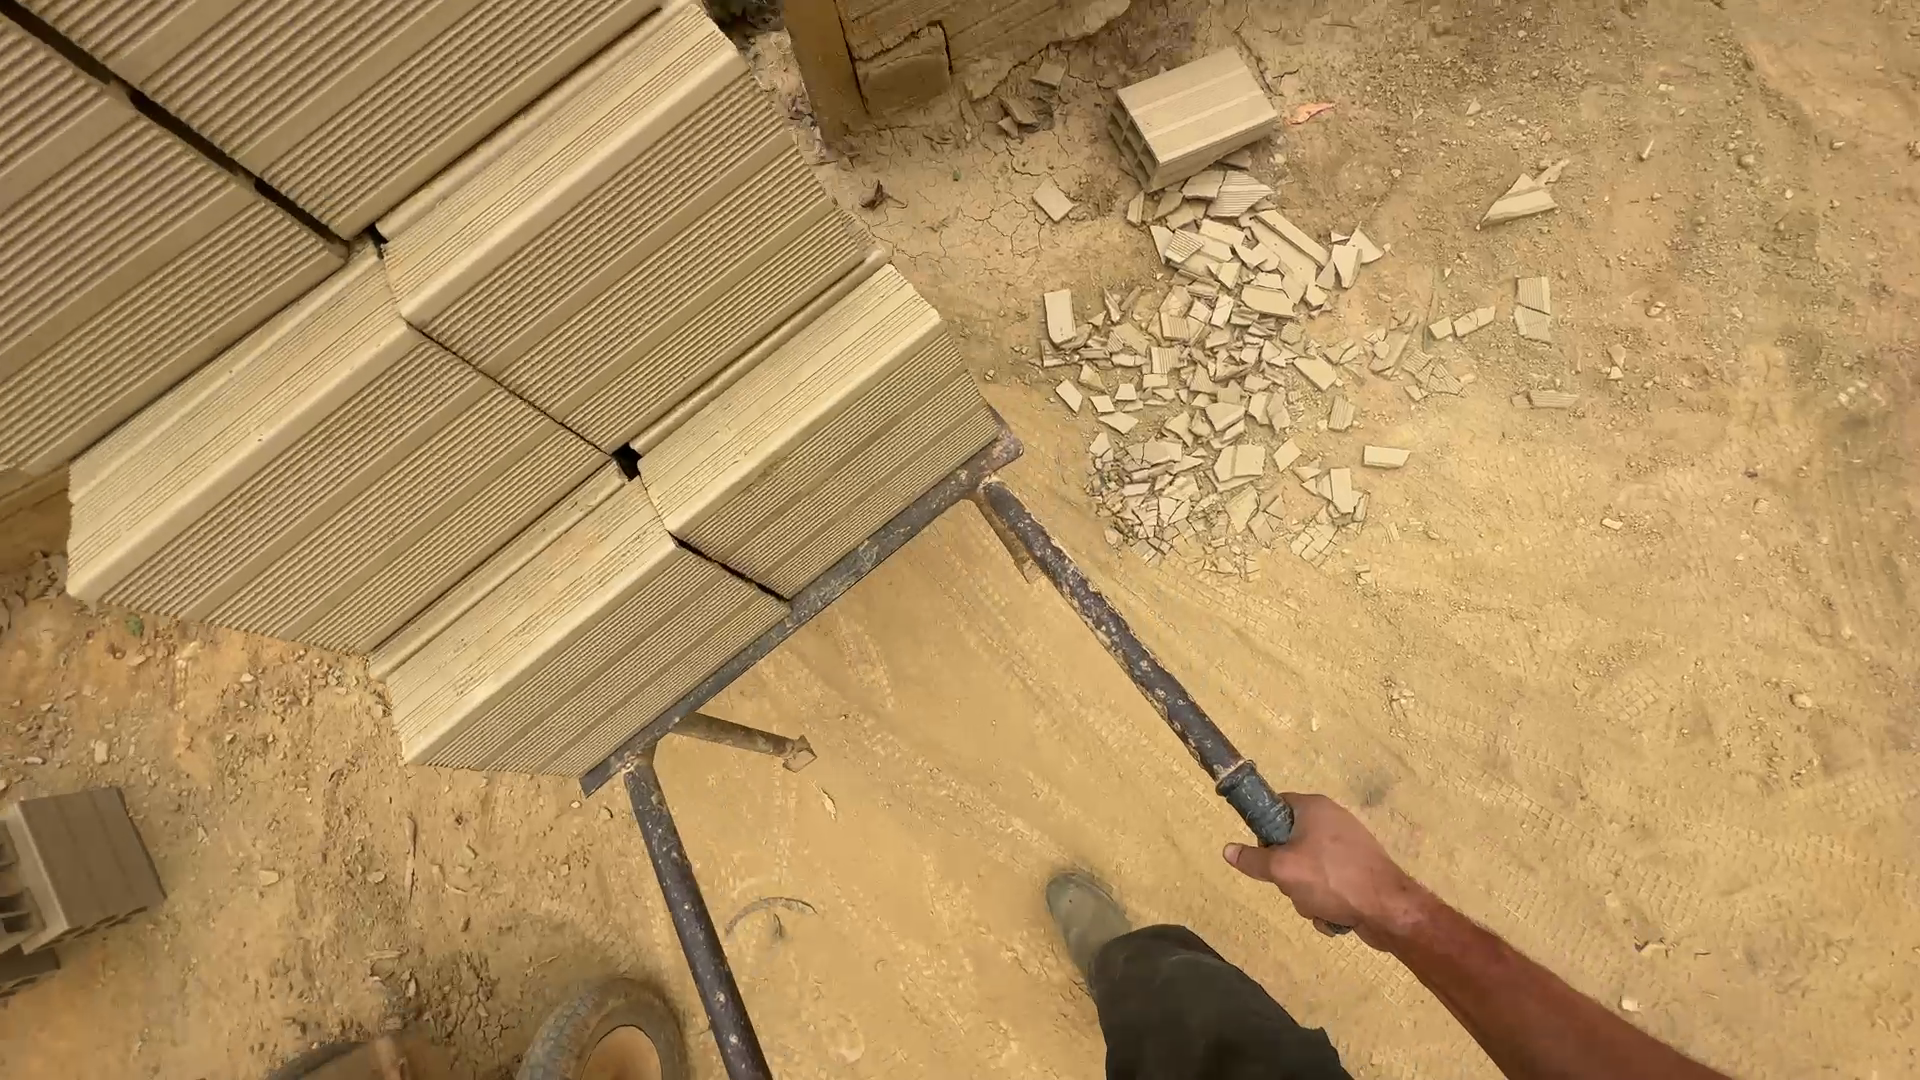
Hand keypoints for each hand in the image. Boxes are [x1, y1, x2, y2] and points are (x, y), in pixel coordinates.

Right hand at [1223, 793, 1428, 948]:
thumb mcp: (1282, 869)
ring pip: (1309, 867)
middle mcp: (1332, 820)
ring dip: (1306, 891)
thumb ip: (1253, 859)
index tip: (1264, 853)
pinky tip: (1334, 914)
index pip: (1275, 807)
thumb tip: (1228, 850)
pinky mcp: (1361, 871)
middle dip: (1287, 871)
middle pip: (1290, 842)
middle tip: (1291, 883)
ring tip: (1317, 904)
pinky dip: (1327, 900)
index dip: (1264, 830)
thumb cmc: (1332, 878)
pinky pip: (1330, 882)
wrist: (1391, 912)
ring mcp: (1350, 847)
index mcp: (1313, 807)